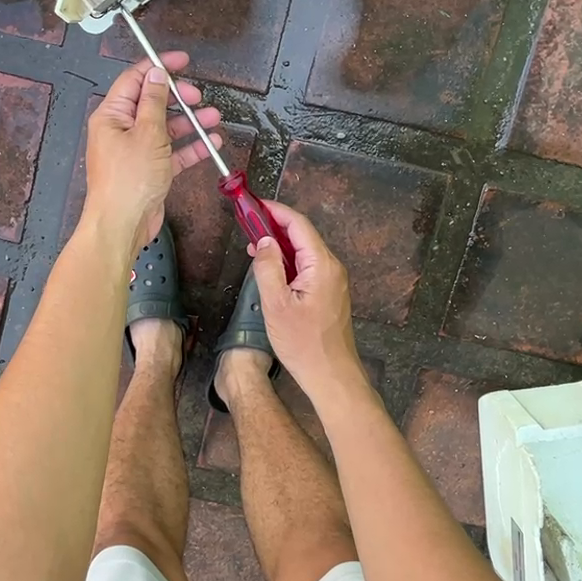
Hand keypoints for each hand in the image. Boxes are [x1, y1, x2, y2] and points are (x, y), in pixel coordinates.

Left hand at [83, 51, 222, 250]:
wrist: (122, 224)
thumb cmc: (127, 182)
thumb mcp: (147, 133)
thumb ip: (154, 102)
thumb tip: (156, 75)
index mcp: (112, 116)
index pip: (135, 80)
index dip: (158, 67)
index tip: (181, 61)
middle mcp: (121, 131)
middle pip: (152, 103)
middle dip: (178, 98)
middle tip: (197, 96)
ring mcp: (135, 151)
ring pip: (165, 128)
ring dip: (190, 122)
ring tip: (213, 117)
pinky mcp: (148, 170)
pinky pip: (172, 152)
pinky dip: (190, 146)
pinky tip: (210, 142)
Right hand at [246, 202, 366, 406]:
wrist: (331, 375)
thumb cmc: (303, 343)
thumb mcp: (276, 304)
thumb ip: (268, 268)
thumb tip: (264, 241)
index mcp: (322, 265)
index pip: (298, 225)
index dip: (275, 211)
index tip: (253, 205)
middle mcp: (332, 267)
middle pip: (302, 235)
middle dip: (274, 227)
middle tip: (247, 226)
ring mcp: (333, 280)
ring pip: (304, 252)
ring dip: (280, 246)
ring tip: (254, 248)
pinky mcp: (330, 293)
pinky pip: (307, 266)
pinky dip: (288, 262)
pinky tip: (271, 270)